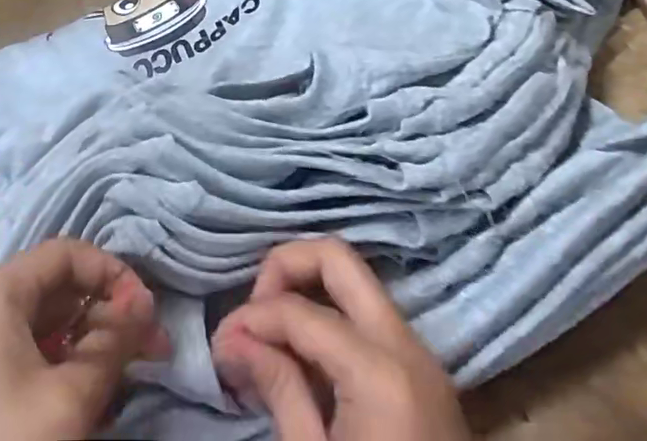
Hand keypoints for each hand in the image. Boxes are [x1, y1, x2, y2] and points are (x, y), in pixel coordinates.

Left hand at [0, 238, 171, 440]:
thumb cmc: (6, 438)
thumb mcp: (69, 396)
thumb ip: (113, 344)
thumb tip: (145, 302)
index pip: (66, 254)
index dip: (112, 272)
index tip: (149, 311)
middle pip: (59, 287)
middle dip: (110, 311)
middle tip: (157, 348)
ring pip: (49, 322)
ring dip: (95, 340)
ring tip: (137, 370)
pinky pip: (33, 350)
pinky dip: (68, 361)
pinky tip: (99, 389)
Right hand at [211, 240, 469, 440]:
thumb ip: (277, 388)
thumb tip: (233, 340)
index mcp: (380, 370)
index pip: (296, 309)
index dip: (248, 318)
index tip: (221, 347)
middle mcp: (408, 347)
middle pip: (338, 259)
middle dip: (284, 267)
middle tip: (253, 310)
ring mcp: (423, 359)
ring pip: (356, 283)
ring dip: (307, 290)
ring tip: (271, 337)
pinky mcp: (425, 377)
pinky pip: (369, 319)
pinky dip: (330, 318)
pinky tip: (302, 358)